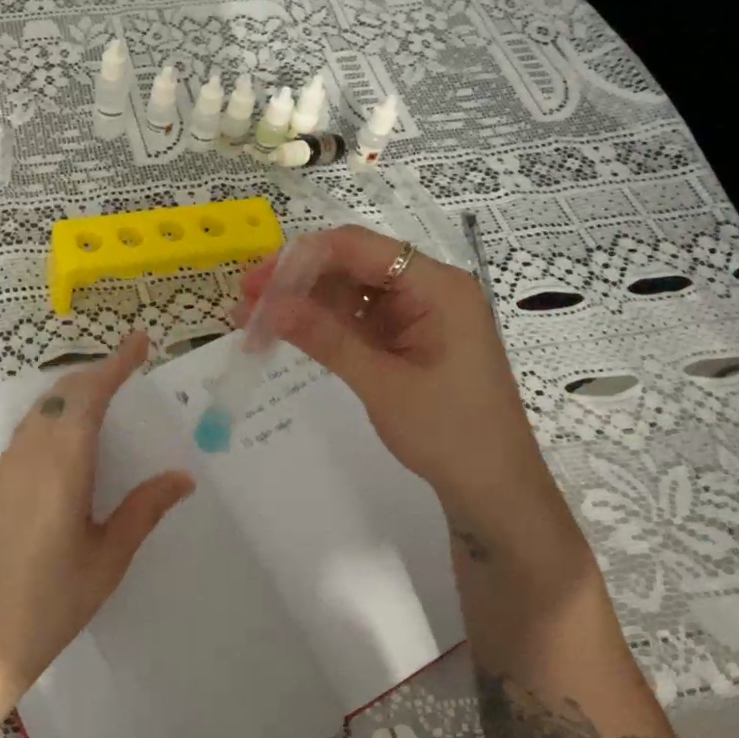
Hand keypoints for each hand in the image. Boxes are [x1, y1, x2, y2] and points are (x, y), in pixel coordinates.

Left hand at [0, 330, 193, 713]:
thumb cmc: (51, 599)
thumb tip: (182, 476)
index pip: (90, 394)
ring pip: (43, 408)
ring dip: (74, 392)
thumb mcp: (108, 557)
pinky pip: (31, 428)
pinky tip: (72, 436)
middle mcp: (31, 451)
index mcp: (62, 462)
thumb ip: (144, 509)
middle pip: (64, 393)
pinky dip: (57, 414)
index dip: (116, 363)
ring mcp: (8, 465)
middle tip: (131, 369)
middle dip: (97, 373)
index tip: (141, 342)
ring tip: (108, 394)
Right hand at [238, 225, 542, 499]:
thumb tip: (266, 306)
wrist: (493, 489)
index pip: (358, 248)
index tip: (255, 284)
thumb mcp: (382, 384)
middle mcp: (427, 288)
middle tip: (245, 305)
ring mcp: (416, 313)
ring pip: (347, 290)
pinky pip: (355, 317)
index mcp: (437, 286)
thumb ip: (325, 338)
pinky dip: (320, 325)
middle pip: (350, 264)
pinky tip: (286, 334)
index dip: (301, 259)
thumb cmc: (450, 433)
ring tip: (254, 325)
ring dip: (302, 304)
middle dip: (295, 281)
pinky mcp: (405, 337)